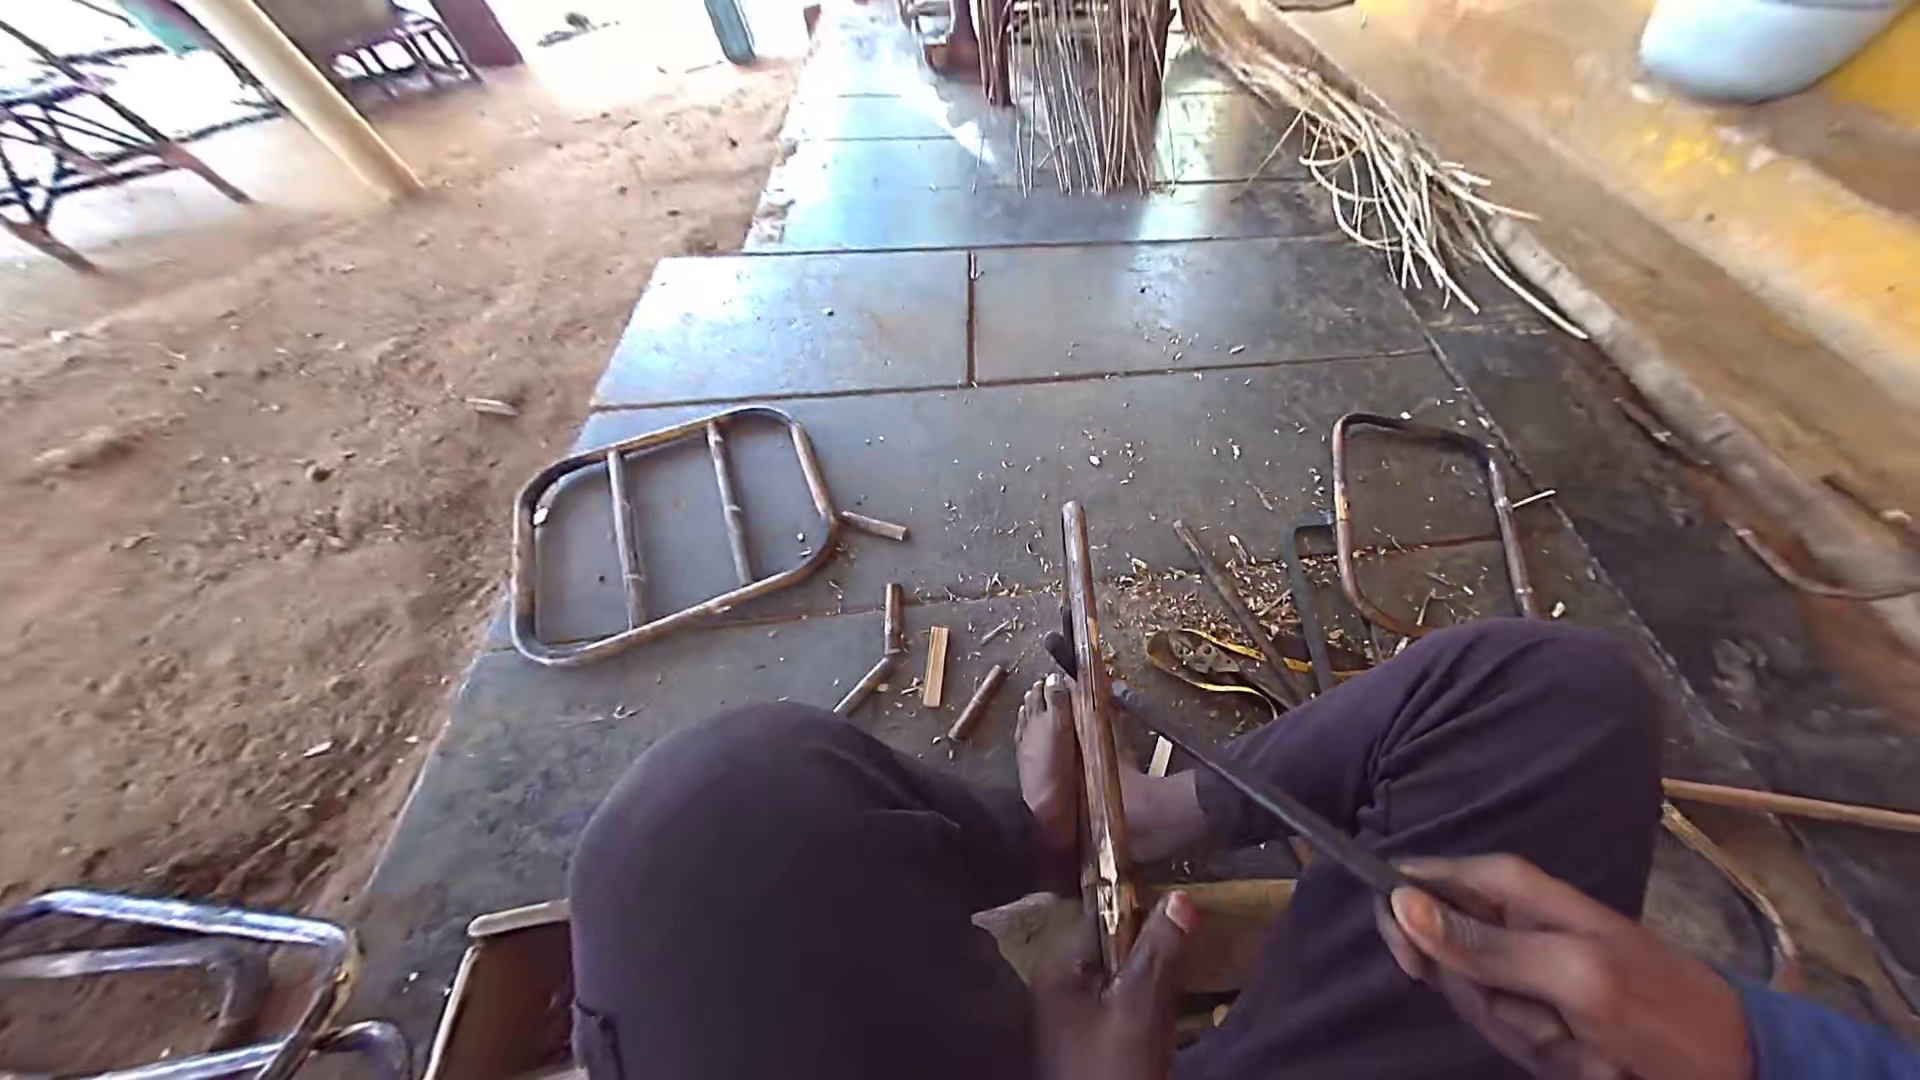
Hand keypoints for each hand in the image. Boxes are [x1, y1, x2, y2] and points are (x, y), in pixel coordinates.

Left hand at [1032, 891, 1200, 1079]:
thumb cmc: (1111, 1078)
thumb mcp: (1137, 1012)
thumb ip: (1158, 953)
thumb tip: (1182, 898)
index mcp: (1057, 964)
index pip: (1099, 914)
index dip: (1138, 912)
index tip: (1177, 917)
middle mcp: (1057, 981)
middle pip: (1112, 947)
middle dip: (1148, 962)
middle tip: (1172, 980)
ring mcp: (1071, 1015)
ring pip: (1122, 981)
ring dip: (1151, 995)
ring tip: (1162, 1023)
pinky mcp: (1088, 1043)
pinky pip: (1121, 1012)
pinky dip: (1144, 1021)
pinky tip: (1157, 1043)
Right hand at [1376, 855, 1750, 1079]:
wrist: (1745, 1071)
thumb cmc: (1660, 1008)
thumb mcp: (1572, 975)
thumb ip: (1481, 942)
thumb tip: (1395, 900)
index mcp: (1496, 882)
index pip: (1406, 879)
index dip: (1400, 920)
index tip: (1418, 968)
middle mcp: (1493, 912)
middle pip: (1432, 947)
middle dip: (1480, 995)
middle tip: (1539, 1019)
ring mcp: (1510, 957)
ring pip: (1465, 992)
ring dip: (1517, 1030)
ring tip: (1579, 1044)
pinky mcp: (1527, 997)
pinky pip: (1497, 1021)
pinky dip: (1538, 1049)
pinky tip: (1583, 1055)